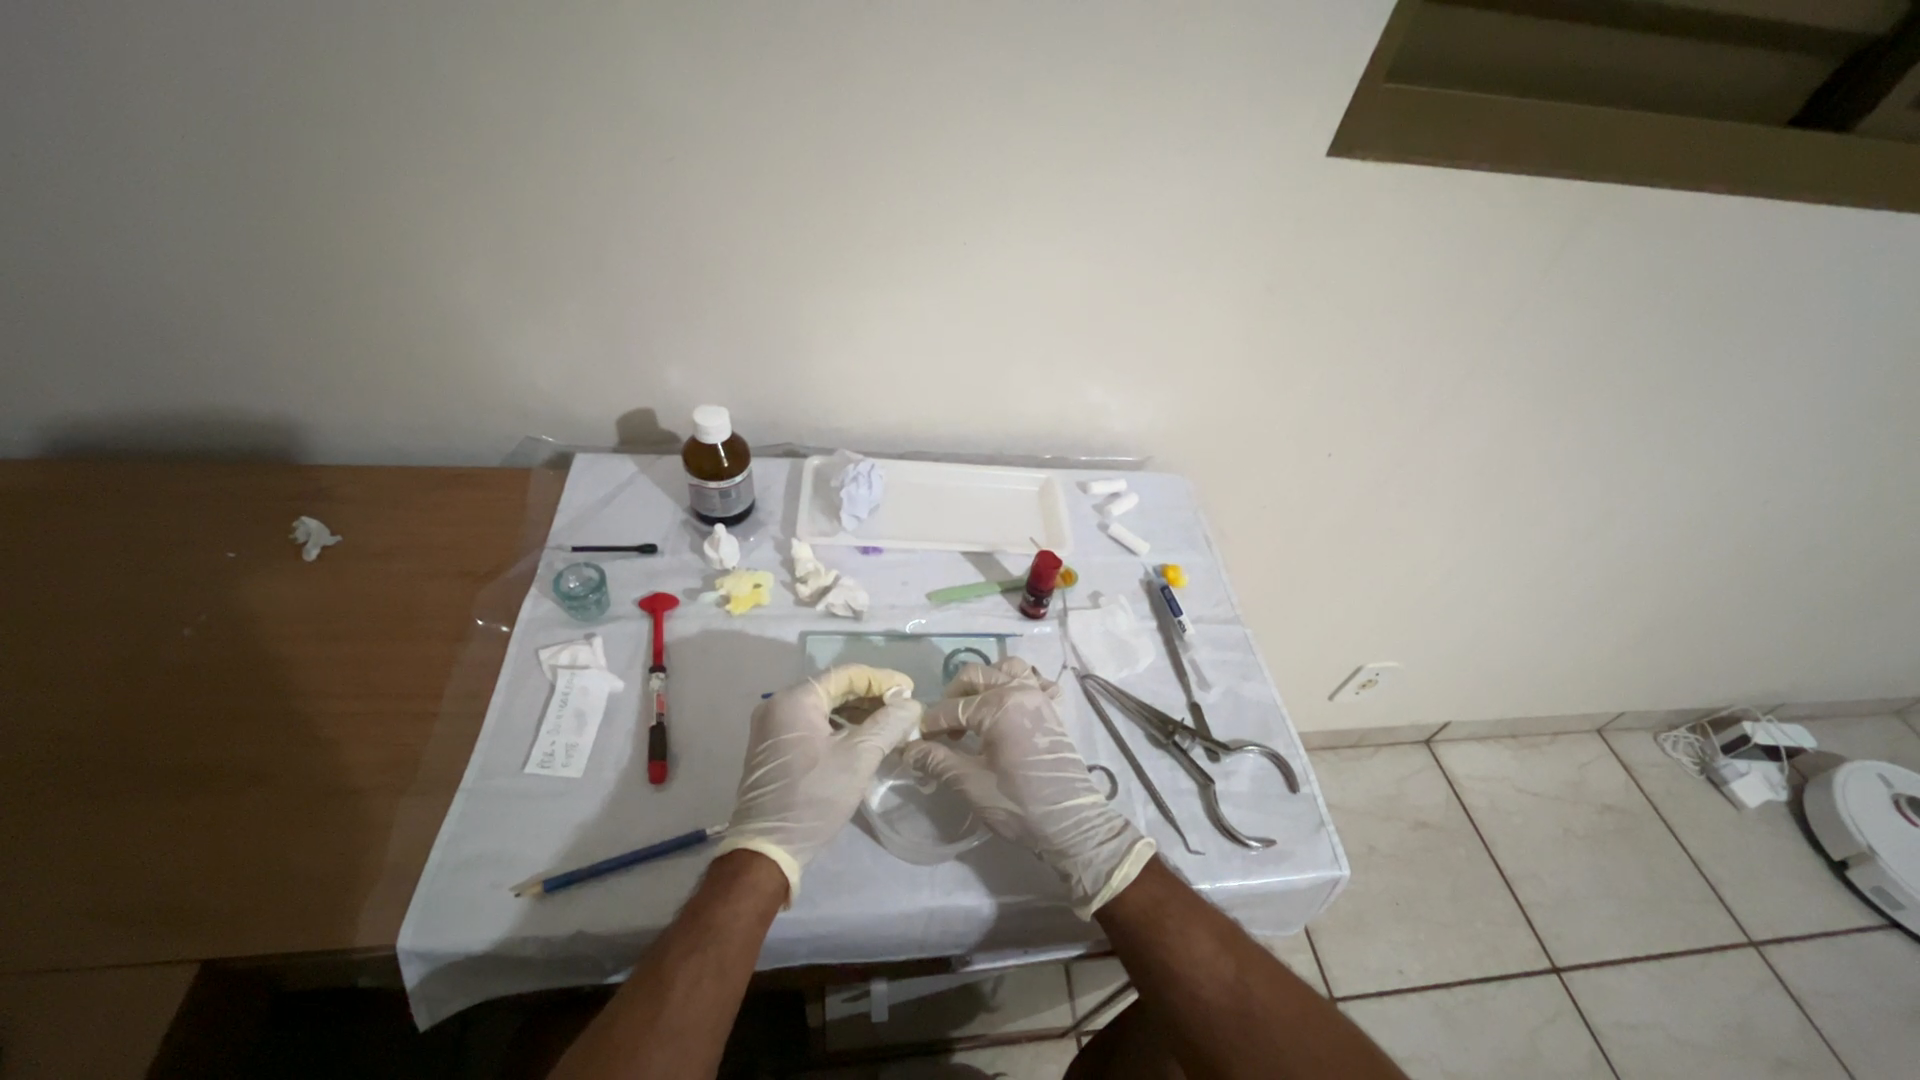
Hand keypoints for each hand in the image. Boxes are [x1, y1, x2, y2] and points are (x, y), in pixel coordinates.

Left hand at [712, 664, 922, 902]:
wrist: (768, 849)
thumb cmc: (813, 798)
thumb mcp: (858, 758)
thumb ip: (888, 724)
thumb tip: (911, 704)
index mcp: (794, 700)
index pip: (846, 675)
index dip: (882, 680)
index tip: (911, 691)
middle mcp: (777, 705)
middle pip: (834, 688)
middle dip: (871, 696)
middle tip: (903, 707)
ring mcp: (772, 727)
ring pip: (824, 707)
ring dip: (857, 713)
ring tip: (889, 723)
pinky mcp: (774, 748)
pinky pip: (812, 725)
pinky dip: (839, 727)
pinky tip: (863, 739)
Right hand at [904, 658, 1155, 917]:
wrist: (1070, 824)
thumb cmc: (1019, 805)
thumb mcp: (970, 783)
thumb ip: (936, 760)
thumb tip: (907, 750)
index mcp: (998, 706)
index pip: (951, 707)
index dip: (930, 724)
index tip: (917, 741)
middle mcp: (1021, 690)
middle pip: (975, 675)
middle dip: (952, 696)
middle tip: (943, 727)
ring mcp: (1041, 696)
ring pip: (1007, 668)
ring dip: (985, 682)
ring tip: (973, 709)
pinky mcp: (1055, 709)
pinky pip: (1037, 681)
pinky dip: (1020, 684)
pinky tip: (1009, 705)